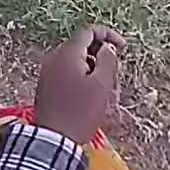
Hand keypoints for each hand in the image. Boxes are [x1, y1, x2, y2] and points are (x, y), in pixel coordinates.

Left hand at [34, 26, 125, 143]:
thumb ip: (107, 60)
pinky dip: (82, 78)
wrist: (54, 138)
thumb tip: (107, 47)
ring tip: (105, 92)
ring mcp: (48, 71)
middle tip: (114, 76)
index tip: (123, 48)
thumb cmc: (81, 111)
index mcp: (67, 53)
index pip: (89, 31)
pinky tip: (90, 97)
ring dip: (93, 70)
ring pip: (76, 61)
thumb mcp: (101, 85)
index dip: (108, 35)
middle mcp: (54, 57)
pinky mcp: (47, 84)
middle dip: (101, 57)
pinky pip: (67, 72)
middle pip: (82, 46)